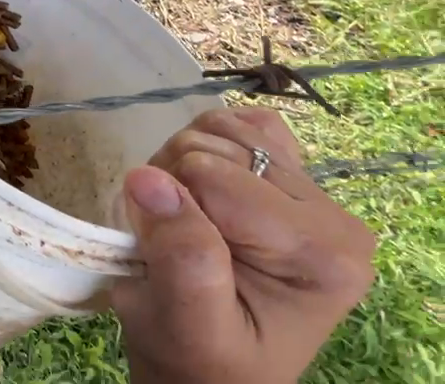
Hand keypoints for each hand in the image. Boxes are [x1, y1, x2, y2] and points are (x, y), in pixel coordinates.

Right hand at [110, 107, 375, 383]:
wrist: (207, 366)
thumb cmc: (197, 351)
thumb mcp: (186, 319)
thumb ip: (181, 255)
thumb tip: (149, 179)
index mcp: (323, 253)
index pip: (211, 174)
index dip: (168, 200)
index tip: (164, 244)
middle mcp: (334, 219)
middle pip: (213, 147)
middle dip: (170, 181)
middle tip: (168, 235)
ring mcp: (315, 198)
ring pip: (217, 130)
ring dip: (176, 165)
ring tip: (180, 218)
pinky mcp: (290, 183)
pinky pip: (244, 124)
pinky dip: (207, 140)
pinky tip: (202, 184)